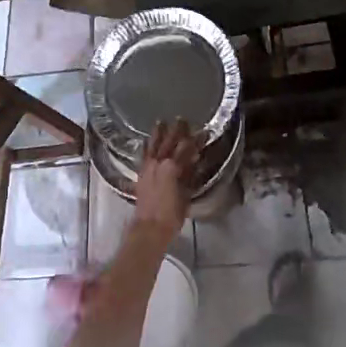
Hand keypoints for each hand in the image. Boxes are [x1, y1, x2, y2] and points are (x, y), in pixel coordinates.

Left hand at [132, 118, 200, 232]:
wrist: (150, 227)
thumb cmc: (172, 214)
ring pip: (154, 146)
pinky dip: (147, 146)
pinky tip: (147, 141)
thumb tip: (194, 158)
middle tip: (182, 119)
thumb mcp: (186, 194)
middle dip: (176, 131)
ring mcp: (148, 168)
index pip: (186, 149)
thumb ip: (189, 174)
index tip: (204, 131)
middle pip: (169, 143)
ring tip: (161, 122)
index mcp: (172, 167)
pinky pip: (144, 155)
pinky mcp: (141, 174)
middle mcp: (158, 163)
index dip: (196, 140)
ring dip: (159, 134)